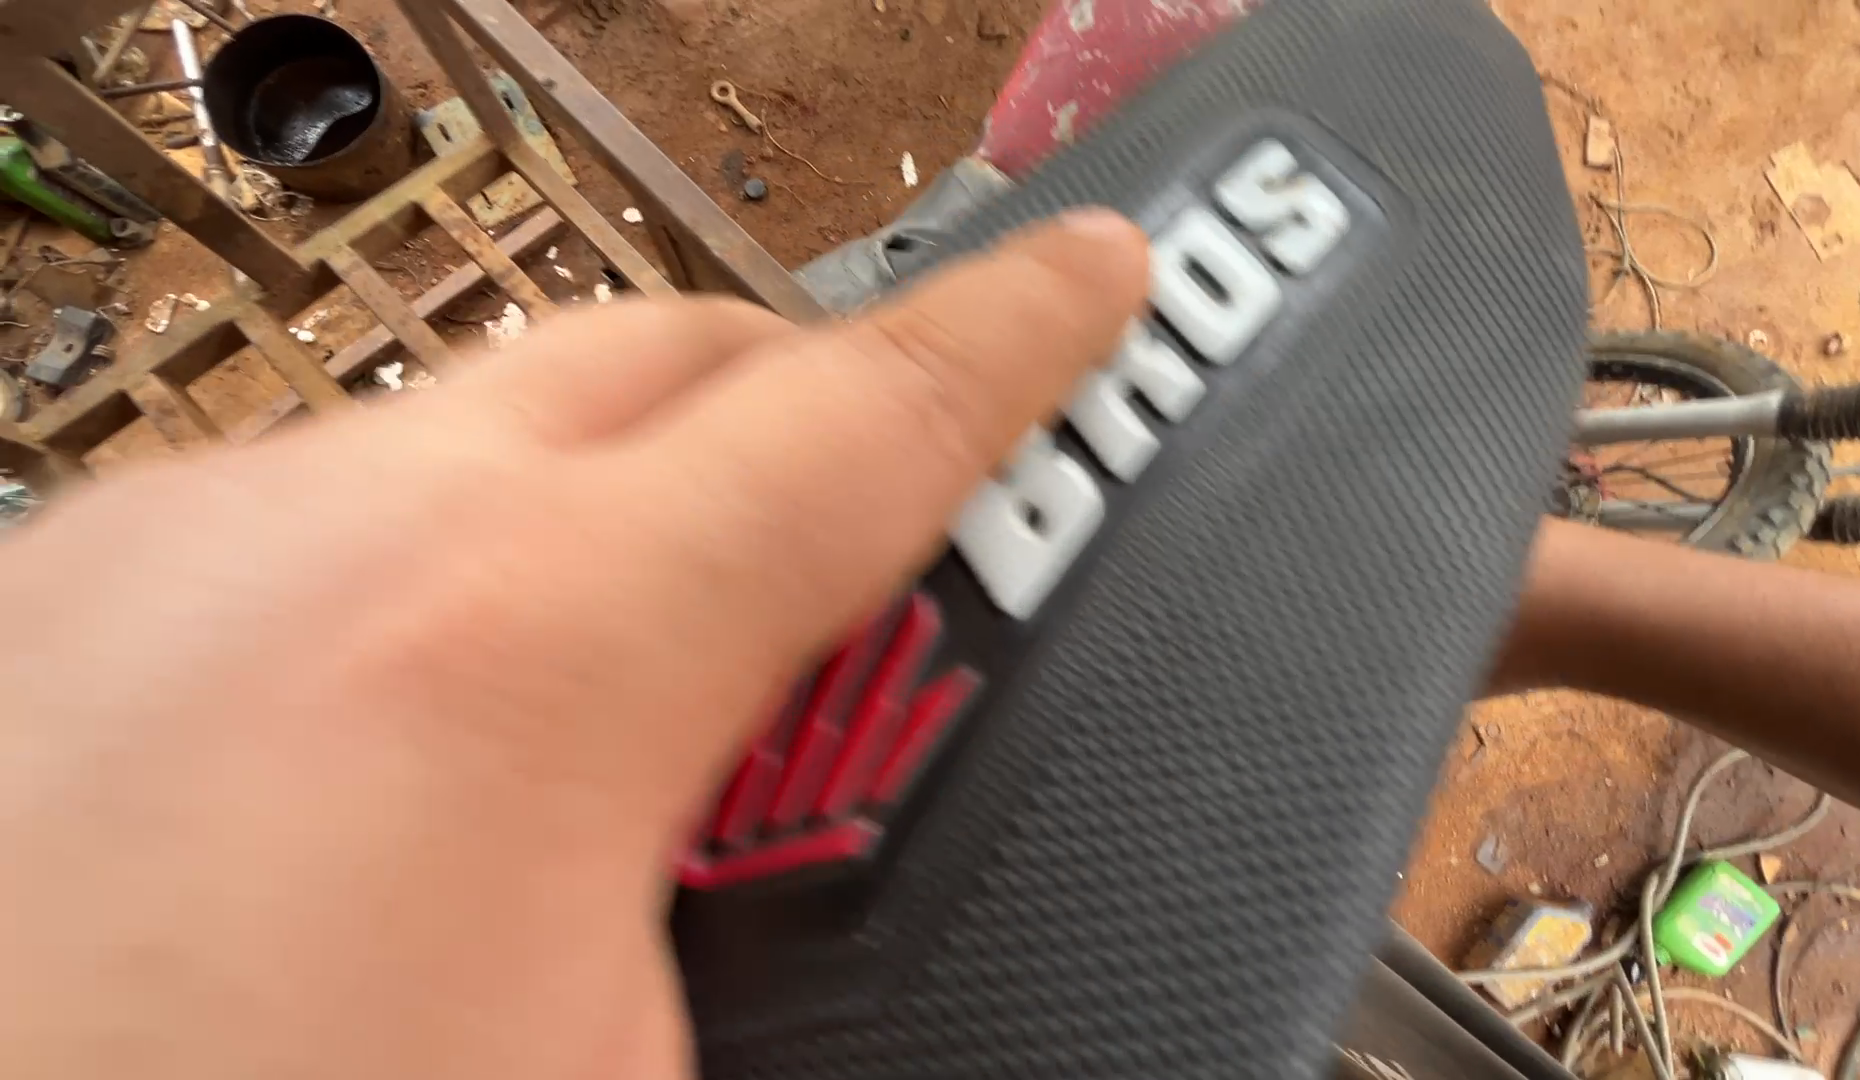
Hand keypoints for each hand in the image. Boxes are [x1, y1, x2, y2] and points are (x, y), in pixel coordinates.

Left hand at [0, 210, 1147, 1079]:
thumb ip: (860, 943)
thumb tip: (958, 884)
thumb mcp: (692, 1062)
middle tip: (945, 496)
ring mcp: (166, 570)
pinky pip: (403, 504)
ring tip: (752, 628)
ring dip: (690, 488)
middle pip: (705, 362)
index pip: (868, 411)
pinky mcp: (79, 635)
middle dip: (852, 403)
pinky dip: (526, 548)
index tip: (1097, 264)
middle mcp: (310, 554)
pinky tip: (542, 698)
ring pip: (549, 418)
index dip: (1021, 327)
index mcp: (498, 674)